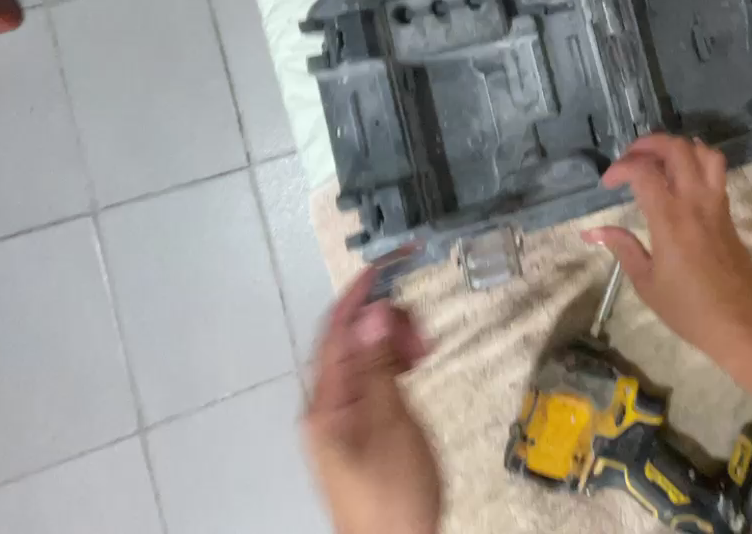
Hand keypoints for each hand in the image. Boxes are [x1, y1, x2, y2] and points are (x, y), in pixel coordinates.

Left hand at [304, 265, 440, 533]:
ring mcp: (344, 411)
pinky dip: (397, 359)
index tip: (393, 260)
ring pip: (367, 351)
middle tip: (424, 336)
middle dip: (389, 321)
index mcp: (326, 403)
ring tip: (425, 353)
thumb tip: (371, 311)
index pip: (336, 329)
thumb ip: (378, 365)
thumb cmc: (394, 491)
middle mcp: (328, 401)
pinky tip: (416, 364)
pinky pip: (375, 371)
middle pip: (352, 337)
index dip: (361, 290)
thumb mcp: (391, 424)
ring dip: (396, 339)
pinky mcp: (363, 419)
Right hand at [583, 134, 751, 359]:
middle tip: (630, 158)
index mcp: (670, 219)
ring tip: (658, 160)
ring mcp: (716, 202)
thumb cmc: (688, 308)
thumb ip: (622, 248)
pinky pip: (715, 170)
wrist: (738, 321)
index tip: (608, 183)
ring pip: (703, 152)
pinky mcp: (727, 210)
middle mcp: (695, 201)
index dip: (621, 167)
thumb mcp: (646, 282)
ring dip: (677, 147)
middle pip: (676, 148)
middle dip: (648, 144)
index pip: (643, 171)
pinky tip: (681, 176)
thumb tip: (593, 231)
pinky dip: (697, 160)